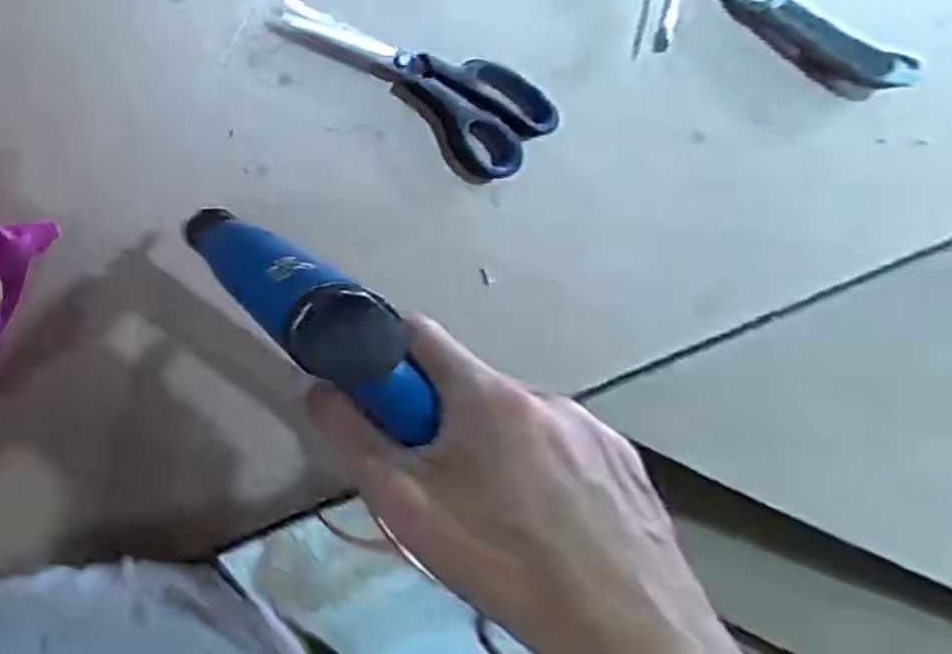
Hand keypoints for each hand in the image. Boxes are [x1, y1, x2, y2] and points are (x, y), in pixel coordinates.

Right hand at [306, 315, 733, 653]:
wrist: (633, 646)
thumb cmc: (503, 563)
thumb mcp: (401, 501)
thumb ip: (348, 433)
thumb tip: (317, 388)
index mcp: (487, 393)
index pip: (416, 330)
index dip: (383, 350)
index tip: (375, 393)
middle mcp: (544, 397)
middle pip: (463, 379)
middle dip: (435, 411)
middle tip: (429, 469)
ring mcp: (595, 430)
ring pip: (511, 413)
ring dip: (488, 439)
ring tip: (489, 503)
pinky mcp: (630, 466)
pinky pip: (558, 441)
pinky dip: (536, 462)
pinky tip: (541, 518)